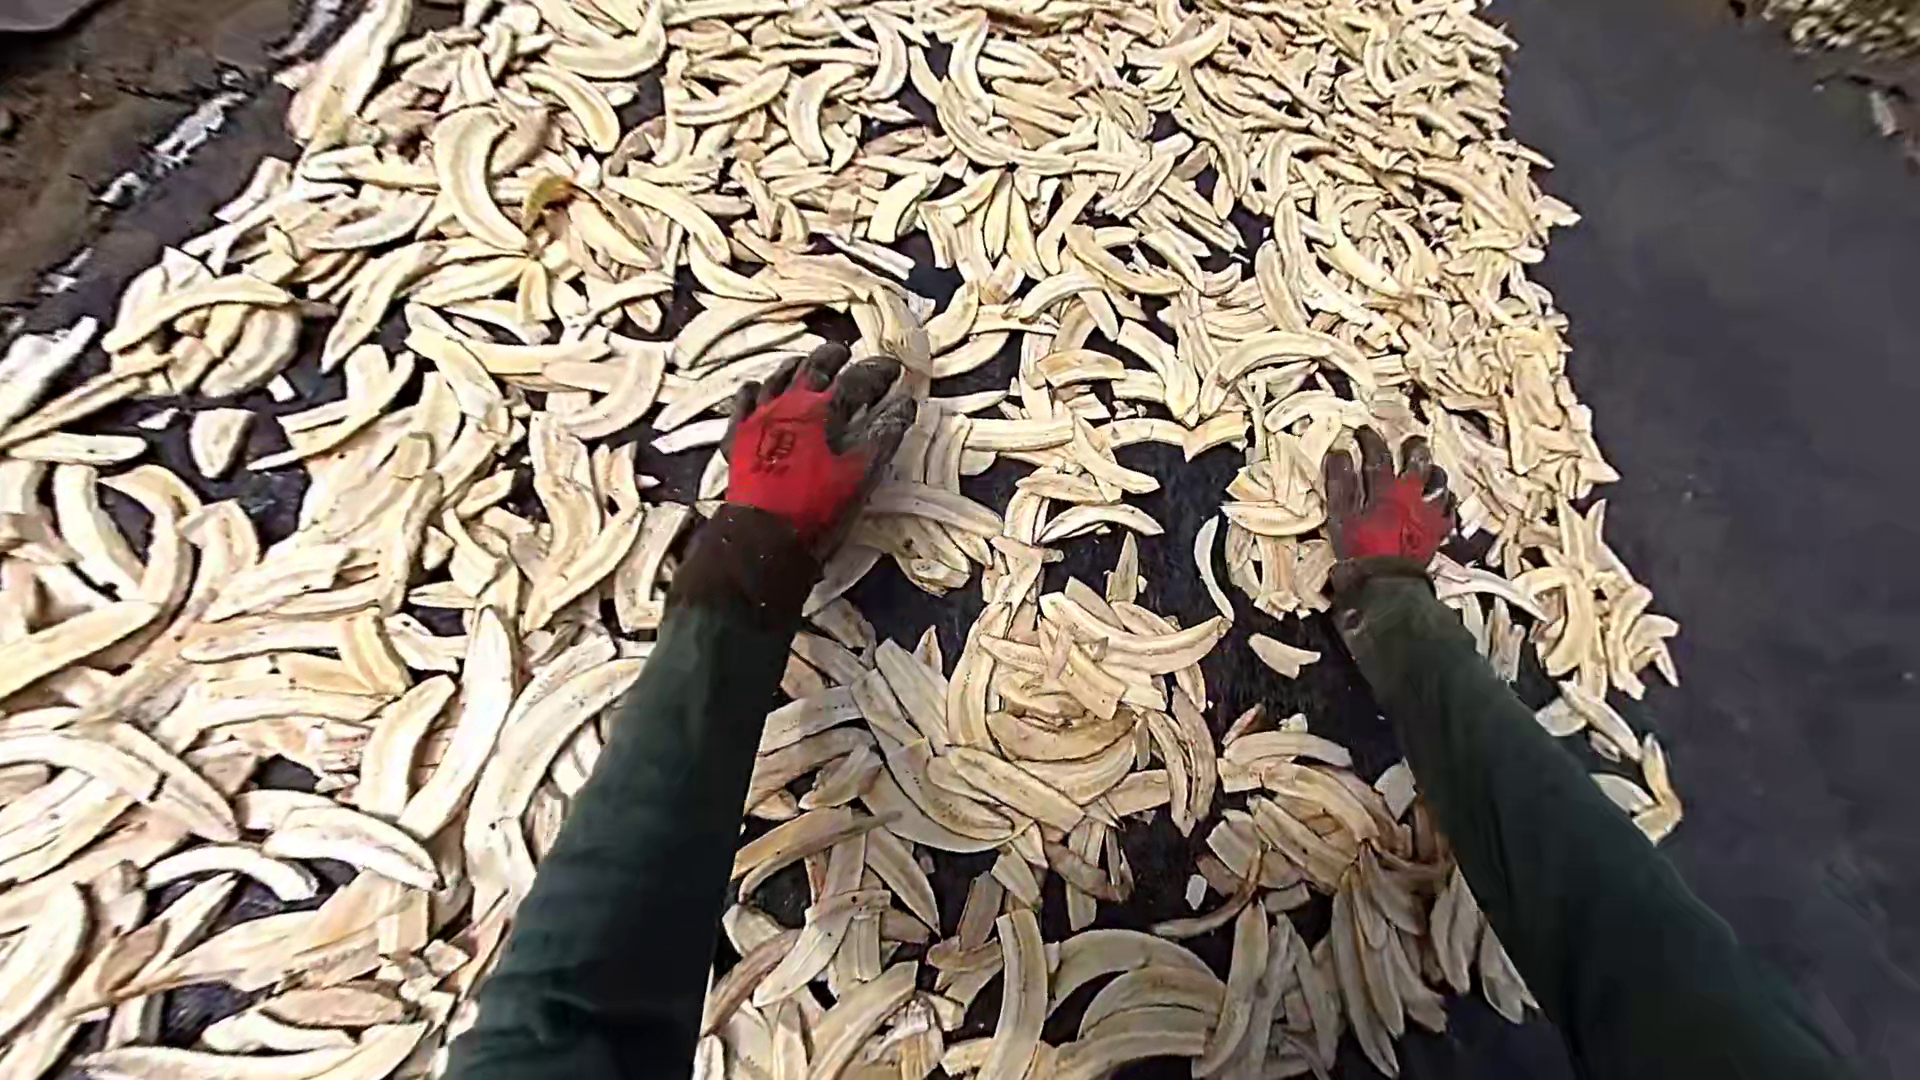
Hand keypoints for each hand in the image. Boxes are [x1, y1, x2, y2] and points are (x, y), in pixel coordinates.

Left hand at [723, 343, 915, 556]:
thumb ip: (883, 436)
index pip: (858, 380)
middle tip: (844, 352)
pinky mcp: (737, 438)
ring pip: (776, 379)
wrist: (764, 538)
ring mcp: (759, 419)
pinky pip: (743, 404)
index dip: (878, 372)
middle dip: (832, 357)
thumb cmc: (819, 508)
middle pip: (813, 368)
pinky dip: (754, 392)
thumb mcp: (861, 476)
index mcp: (825, 412)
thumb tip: (905, 404)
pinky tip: (757, 389)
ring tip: (805, 364)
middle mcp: (789, 404)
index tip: (893, 369)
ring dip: (794, 368)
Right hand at [1323, 427, 1455, 565]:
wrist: (1385, 581)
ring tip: (1428, 466)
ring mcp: (1431, 511)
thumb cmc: (1358, 547)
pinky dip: (1445, 497)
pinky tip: (1440, 497)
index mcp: (1386, 488)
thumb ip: (1340, 482)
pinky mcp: (1439, 530)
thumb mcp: (1340, 514)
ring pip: (1439, 481)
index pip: (1378, 455)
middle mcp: (1414, 494)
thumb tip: (1339, 454)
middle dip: (1412, 447)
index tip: (1361, 432)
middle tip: (1408, 441)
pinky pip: (1450, 507)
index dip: (1369, 440)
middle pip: (1418, 462)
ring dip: (1432, 469)